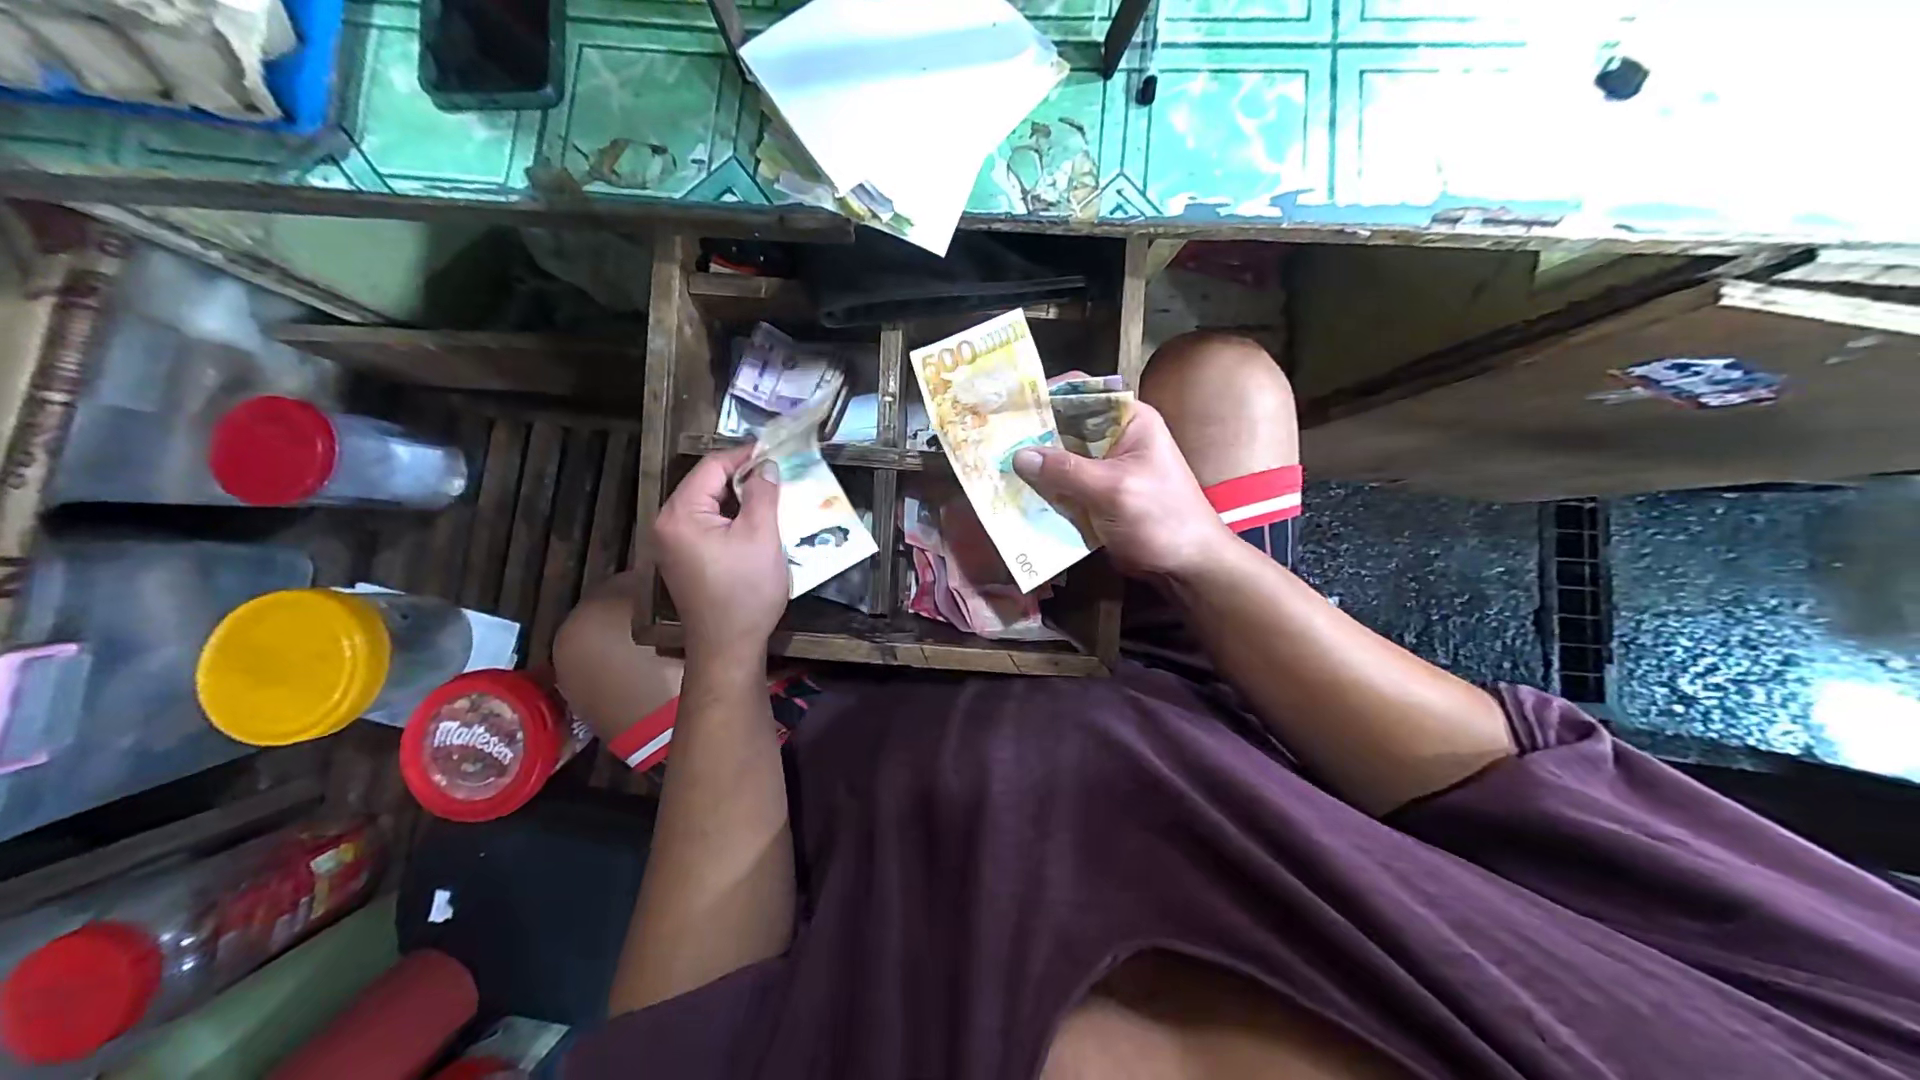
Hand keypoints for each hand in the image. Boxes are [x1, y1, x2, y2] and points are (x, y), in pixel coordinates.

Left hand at [654, 446, 787, 659]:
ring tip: (774, 495)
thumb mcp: (762, 537)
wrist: (728, 647)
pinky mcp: (684, 560)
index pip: (711, 467)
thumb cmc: (745, 591)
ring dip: (740, 499)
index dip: (744, 456)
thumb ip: (763, 494)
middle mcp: (668, 524)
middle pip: (707, 485)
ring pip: (710, 506)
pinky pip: (708, 526)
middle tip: (778, 474)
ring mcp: (672, 544)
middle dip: (743, 478)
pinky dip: (732, 519)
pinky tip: (758, 522)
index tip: (775, 451)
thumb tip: (766, 466)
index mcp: (680, 514)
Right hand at [1012, 401, 1235, 581]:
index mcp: (1127, 420)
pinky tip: (1013, 494)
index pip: (1081, 393)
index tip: (1010, 406)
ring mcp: (1103, 468)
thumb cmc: (1161, 518)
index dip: (1046, 395)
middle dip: (1032, 435)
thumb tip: (1019, 455)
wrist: (1186, 565)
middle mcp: (1113, 438)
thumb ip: (1066, 471)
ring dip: (1033, 466)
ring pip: (1059, 458)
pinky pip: (1062, 486)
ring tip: (993, 466)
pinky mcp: (1094, 495)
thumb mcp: (1113, 489)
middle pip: (1064, 426)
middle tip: (991, 440)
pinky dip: (1043, 491)